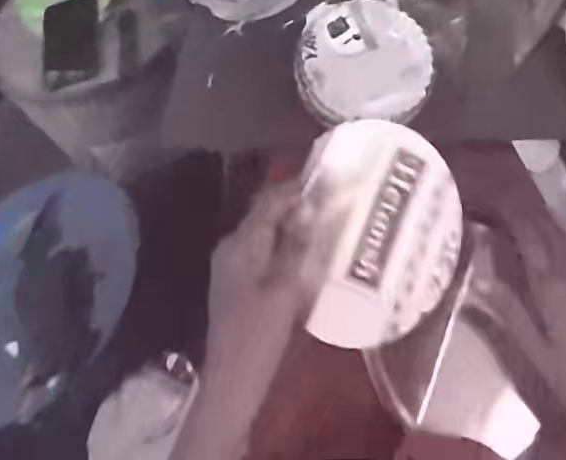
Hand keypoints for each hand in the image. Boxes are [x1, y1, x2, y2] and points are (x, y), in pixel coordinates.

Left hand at [171, 180, 319, 459]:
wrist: (231, 387)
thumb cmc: (258, 338)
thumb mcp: (285, 290)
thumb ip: (297, 245)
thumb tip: (311, 204)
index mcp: (239, 243)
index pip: (269, 202)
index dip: (298, 187)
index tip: (329, 177)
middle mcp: (232, 246)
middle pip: (267, 215)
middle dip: (299, 205)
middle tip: (334, 199)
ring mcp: (233, 265)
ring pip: (268, 233)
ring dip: (295, 226)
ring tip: (328, 221)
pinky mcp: (239, 283)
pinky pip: (265, 251)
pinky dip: (287, 246)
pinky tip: (308, 253)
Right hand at [463, 210, 565, 459]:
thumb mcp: (537, 353)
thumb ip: (508, 311)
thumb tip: (475, 277)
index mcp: (552, 283)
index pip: (527, 233)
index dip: (506, 212)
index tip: (484, 202)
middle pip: (547, 227)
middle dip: (522, 210)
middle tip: (496, 203)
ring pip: (562, 235)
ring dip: (539, 220)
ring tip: (516, 212)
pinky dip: (555, 235)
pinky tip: (548, 240)